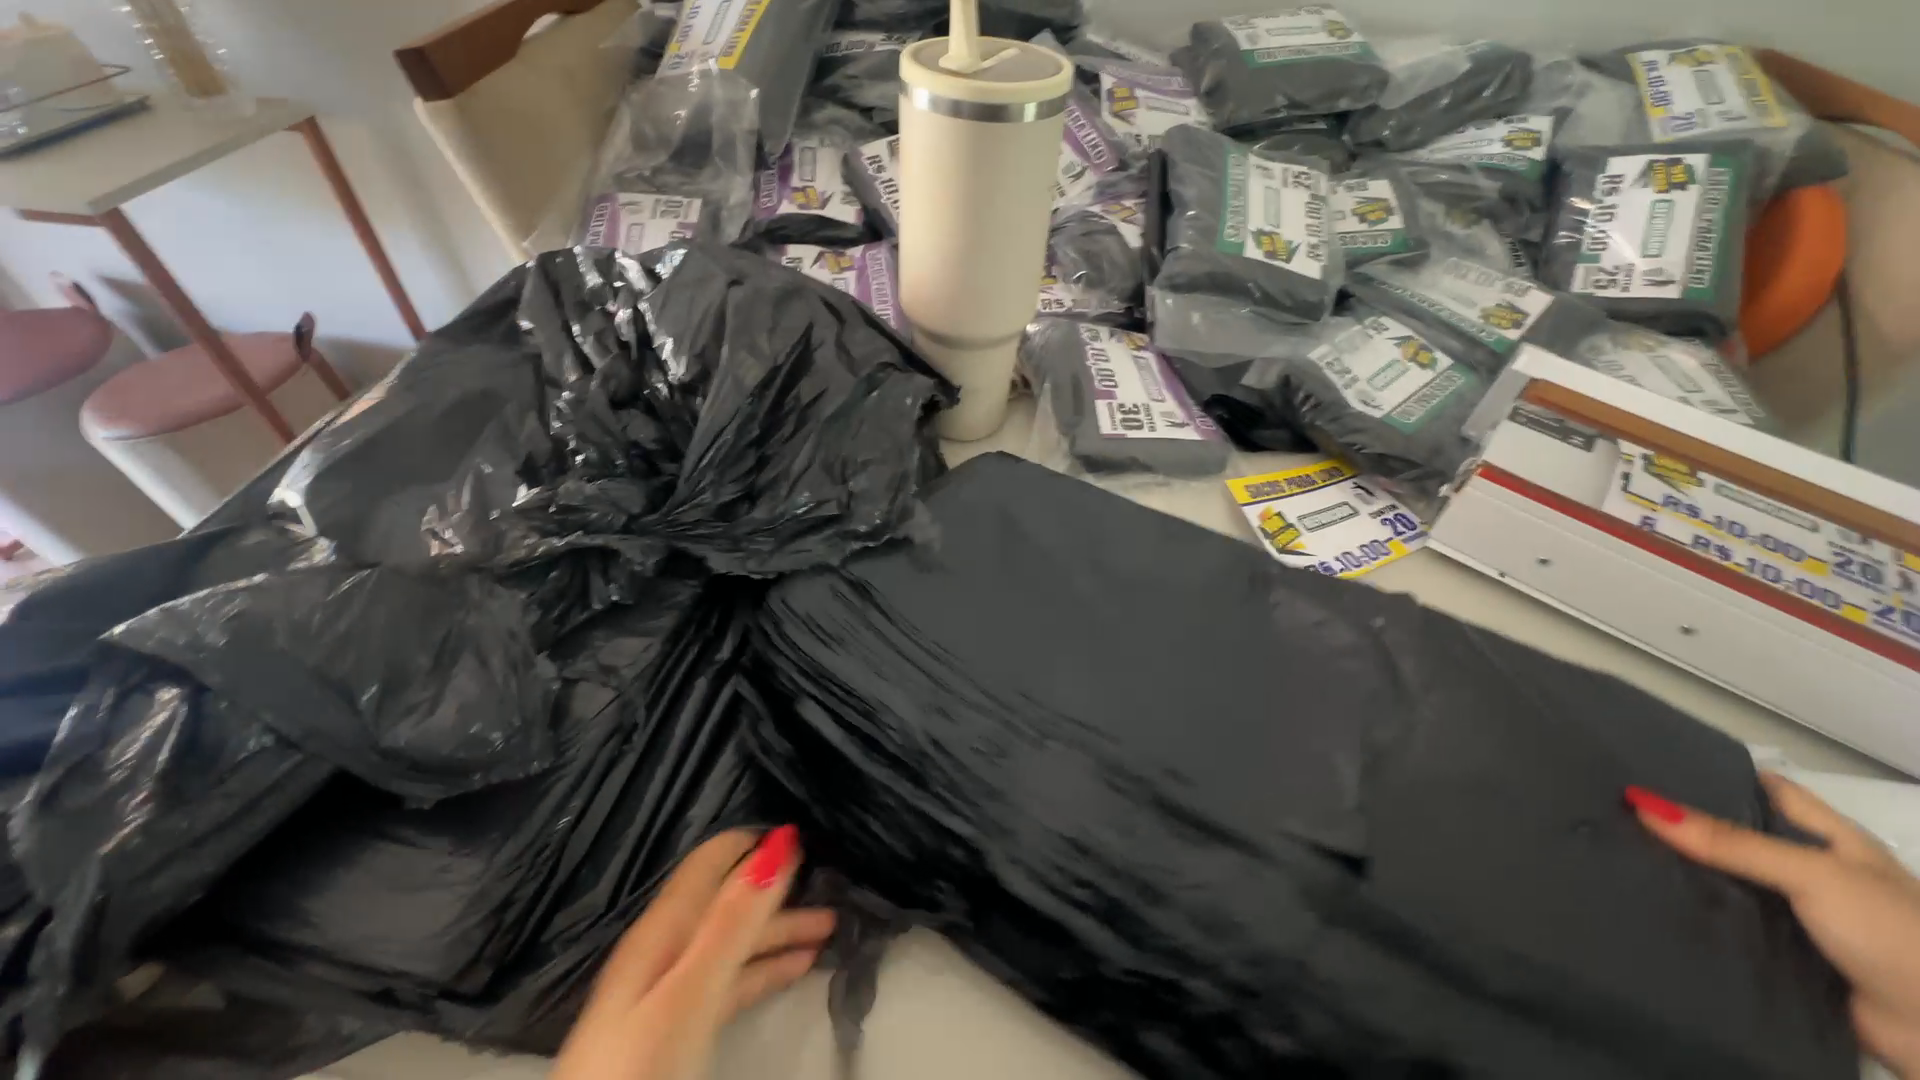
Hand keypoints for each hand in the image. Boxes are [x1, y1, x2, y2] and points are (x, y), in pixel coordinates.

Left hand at [551, 826, 835, 1079]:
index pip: (710, 863)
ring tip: (829, 928)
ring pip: (735, 943)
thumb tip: (777, 843)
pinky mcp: (679, 1024)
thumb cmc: (640, 1066)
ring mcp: (670, 989)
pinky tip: (798, 967)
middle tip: (834, 886)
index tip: (803, 833)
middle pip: (728, 905)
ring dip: (780, 930)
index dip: (754, 842)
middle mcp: (666, 949)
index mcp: (662, 930)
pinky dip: (767, 967)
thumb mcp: (690, 991)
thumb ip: (731, 921)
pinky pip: (732, 979)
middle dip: (778, 890)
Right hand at [1627, 773, 1919, 1077]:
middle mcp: (1810, 872)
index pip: (1764, 790)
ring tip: (1611, 851)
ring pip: (1725, 884)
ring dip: (1681, 875)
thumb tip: (1640, 801)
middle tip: (1610, 808)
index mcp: (1830, 839)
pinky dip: (1692, 918)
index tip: (1647, 764)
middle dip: (1680, 826)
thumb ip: (1730, 842)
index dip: (1712, 774)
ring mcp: (1796, 916)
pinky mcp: (1780, 956)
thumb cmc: (1893, 933)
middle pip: (1734, 837)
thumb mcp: (1813, 875)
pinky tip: (1644, 905)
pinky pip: (1726, 928)